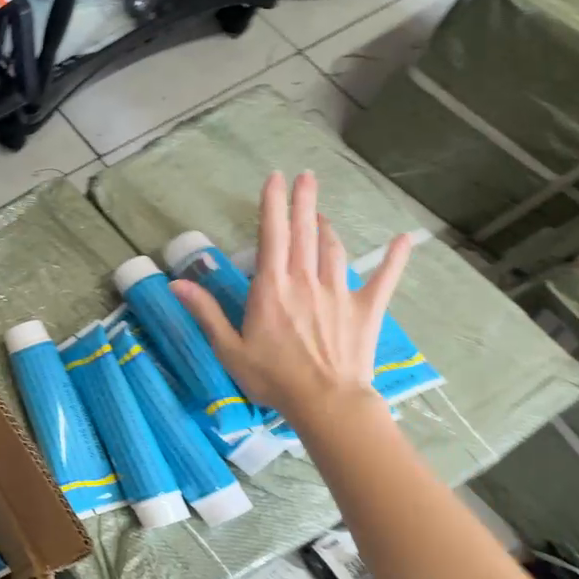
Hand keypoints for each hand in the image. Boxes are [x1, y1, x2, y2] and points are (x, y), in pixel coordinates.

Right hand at [171, 170, 411, 423]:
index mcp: (271, 289)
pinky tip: (402, 239)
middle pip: (304, 234)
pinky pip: (383, 277)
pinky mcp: (366, 308)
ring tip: (320, 214)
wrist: (326, 401)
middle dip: (303, 202)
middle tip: (305, 177)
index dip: (272, 206)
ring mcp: (339, 293)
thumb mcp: (229, 347)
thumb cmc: (272, 377)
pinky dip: (393, 257)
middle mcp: (306, 281)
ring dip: (326, 228)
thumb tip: (176, 283)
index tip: (275, 179)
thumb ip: (205, 312)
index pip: (271, 237)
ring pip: (333, 250)